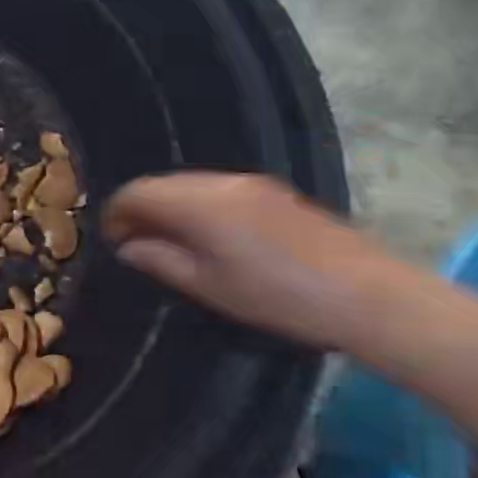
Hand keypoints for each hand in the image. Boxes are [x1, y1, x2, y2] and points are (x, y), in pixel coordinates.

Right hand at [102, 173, 477, 361]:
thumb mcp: (209, 286)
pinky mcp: (275, 193)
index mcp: (198, 202)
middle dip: (142, 209)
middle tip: (136, 244)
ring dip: (171, 207)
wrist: (365, 294)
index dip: (117, 213)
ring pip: (192, 185)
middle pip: (164, 183)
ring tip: (170, 244)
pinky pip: (219, 190)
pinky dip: (199, 207)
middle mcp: (221, 181)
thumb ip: (162, 261)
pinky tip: (209, 238)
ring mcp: (252, 183)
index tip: (112, 241)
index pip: (138, 192)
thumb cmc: (276, 296)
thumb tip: (129, 247)